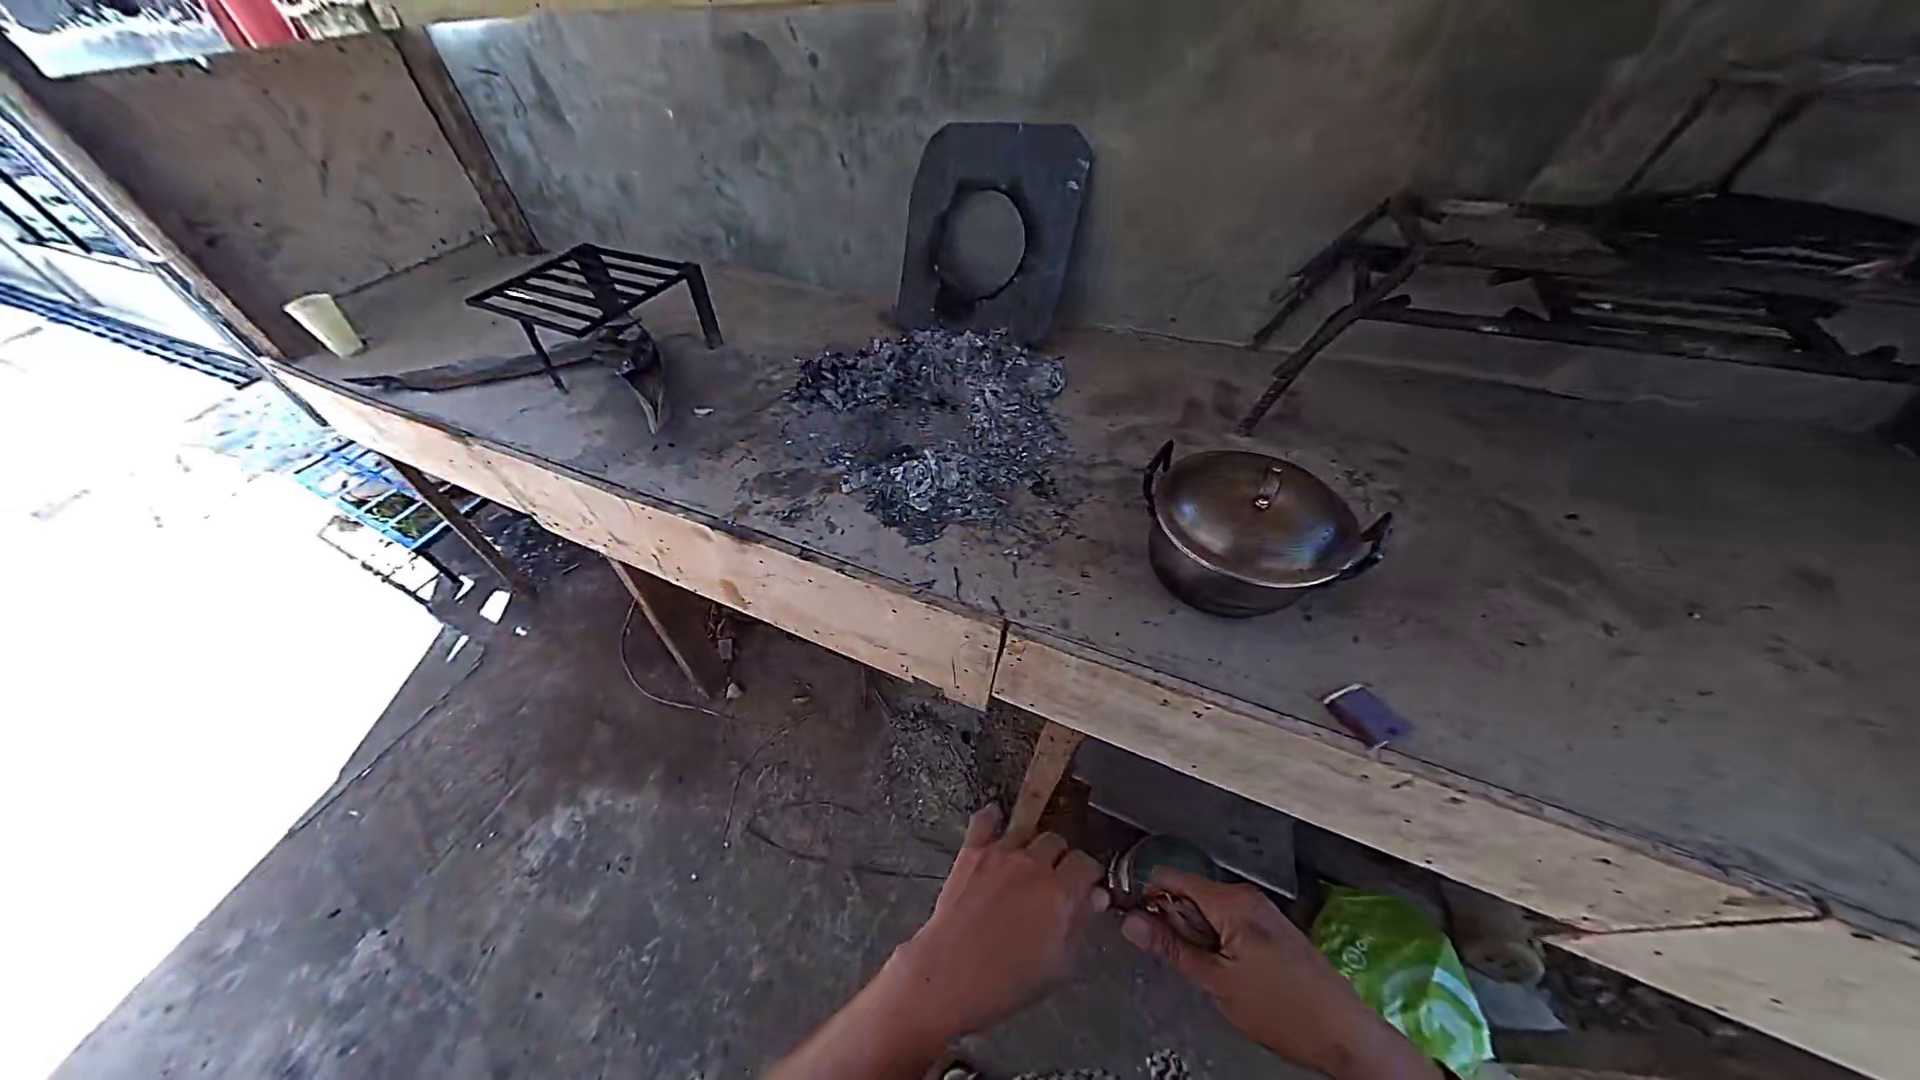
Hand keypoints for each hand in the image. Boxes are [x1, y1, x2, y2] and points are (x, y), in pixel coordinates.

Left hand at [884, 804, 1109, 1037]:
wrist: (949, 976)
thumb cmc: (1004, 982)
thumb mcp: (1058, 966)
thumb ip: (1080, 925)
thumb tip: (1094, 898)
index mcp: (1059, 893)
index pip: (1085, 863)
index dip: (1087, 874)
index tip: (1084, 883)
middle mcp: (1033, 865)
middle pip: (1057, 841)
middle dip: (1059, 858)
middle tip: (1054, 878)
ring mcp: (1000, 854)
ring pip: (1027, 830)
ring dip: (1030, 844)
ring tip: (1026, 864)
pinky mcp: (972, 852)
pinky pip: (985, 820)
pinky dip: (992, 819)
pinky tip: (997, 821)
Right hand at [1122, 868, 1439, 1079]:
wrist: (1348, 1036)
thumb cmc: (1283, 1010)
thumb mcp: (1216, 982)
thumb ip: (1171, 947)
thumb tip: (1130, 922)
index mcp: (1230, 899)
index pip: (1168, 876)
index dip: (1147, 896)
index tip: (1137, 922)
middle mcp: (1245, 894)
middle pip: (1188, 892)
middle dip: (1174, 920)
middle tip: (1181, 958)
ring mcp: (1260, 909)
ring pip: (1207, 908)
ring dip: (1196, 932)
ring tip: (1208, 970)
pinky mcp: (1271, 926)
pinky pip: (1228, 918)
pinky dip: (1217, 938)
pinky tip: (1229, 970)